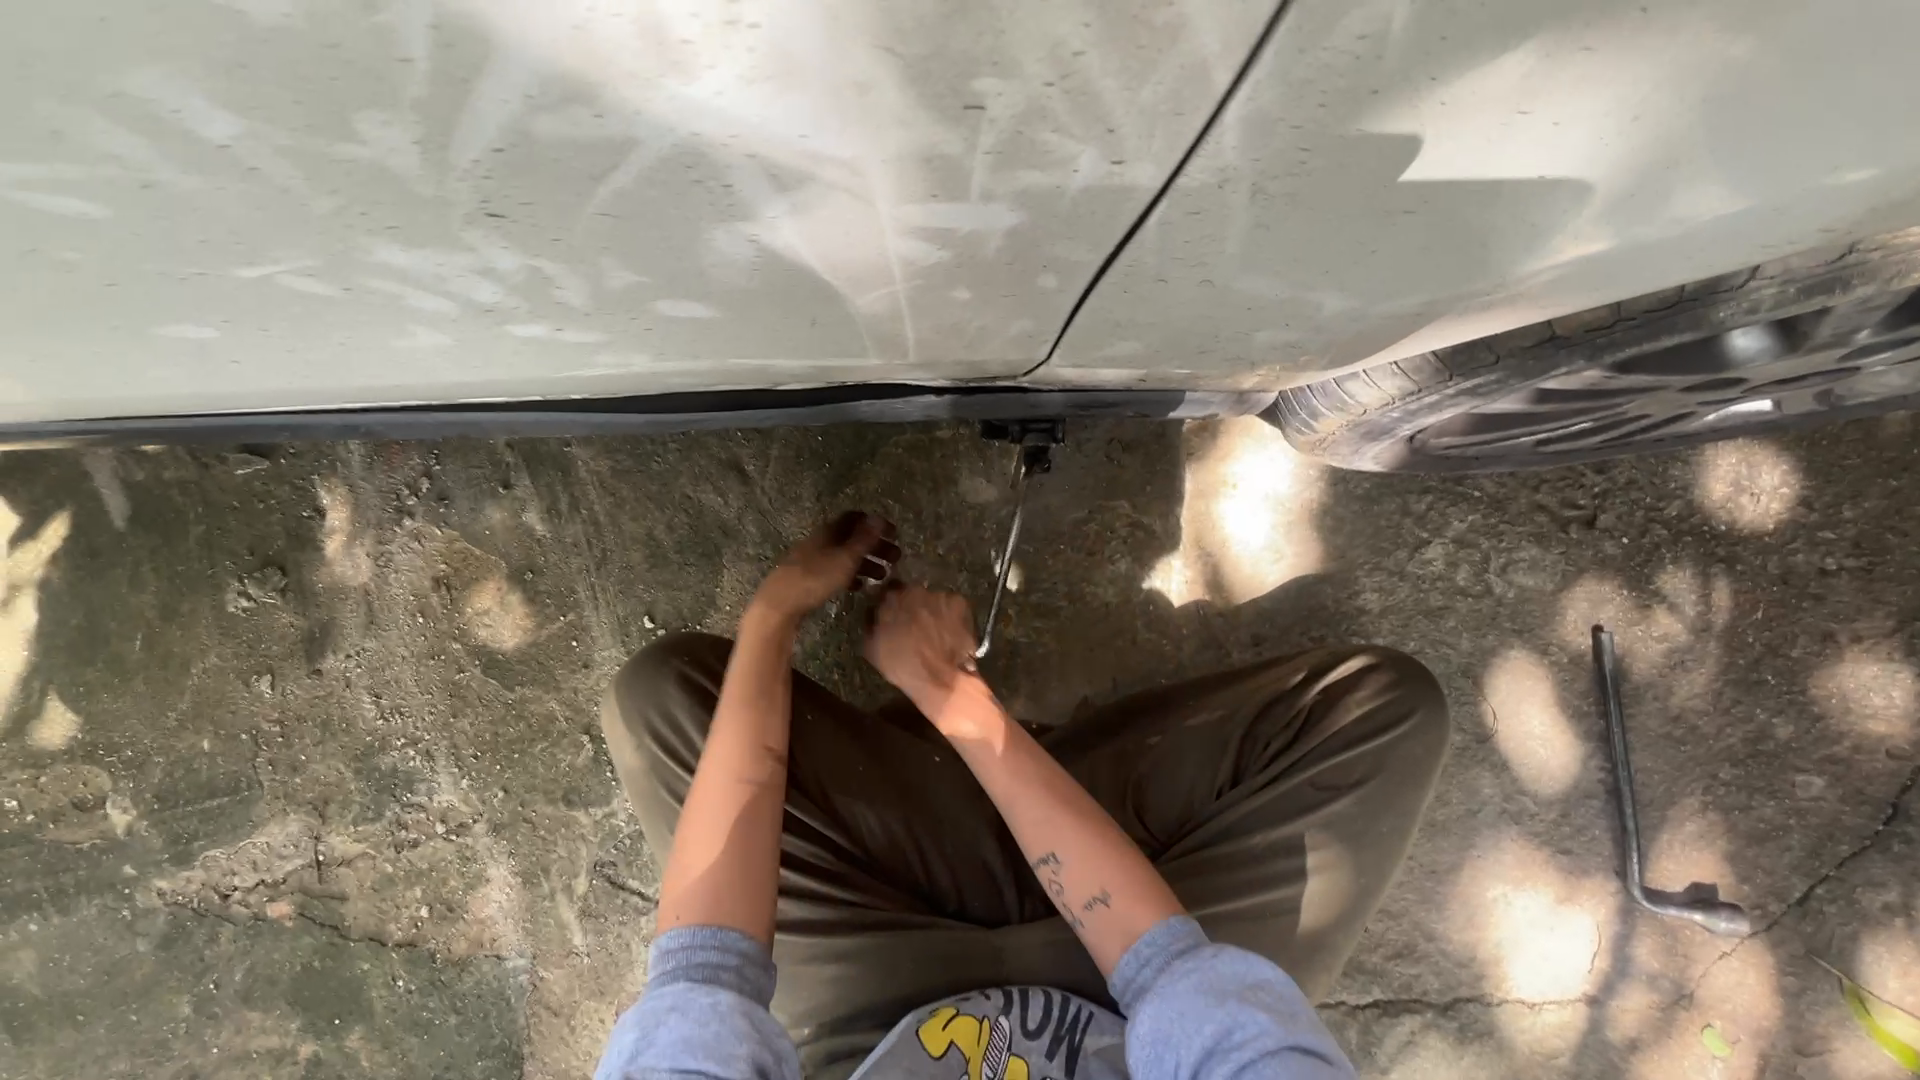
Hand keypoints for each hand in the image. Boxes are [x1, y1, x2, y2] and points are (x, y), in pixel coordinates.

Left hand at [750, 511, 894, 625]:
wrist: (779, 603)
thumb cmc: (816, 578)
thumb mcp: (845, 559)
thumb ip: (863, 540)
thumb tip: (878, 517)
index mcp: (829, 531)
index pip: (855, 519)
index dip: (876, 524)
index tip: (894, 534)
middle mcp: (821, 541)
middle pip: (852, 538)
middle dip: (875, 546)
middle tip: (896, 557)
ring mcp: (812, 559)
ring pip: (845, 556)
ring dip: (866, 563)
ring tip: (883, 576)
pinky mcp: (807, 577)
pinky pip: (834, 571)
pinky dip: (850, 575)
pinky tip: (859, 587)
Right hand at [864, 584, 978, 707]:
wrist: (939, 677)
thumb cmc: (901, 665)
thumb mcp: (872, 648)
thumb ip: (872, 624)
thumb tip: (874, 613)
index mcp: (890, 599)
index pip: (889, 591)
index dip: (892, 604)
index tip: (894, 615)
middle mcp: (915, 590)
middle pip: (913, 593)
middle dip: (913, 606)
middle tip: (916, 625)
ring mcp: (940, 595)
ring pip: (934, 599)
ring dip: (933, 610)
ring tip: (936, 632)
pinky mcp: (960, 603)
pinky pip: (953, 606)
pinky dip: (952, 615)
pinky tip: (951, 632)